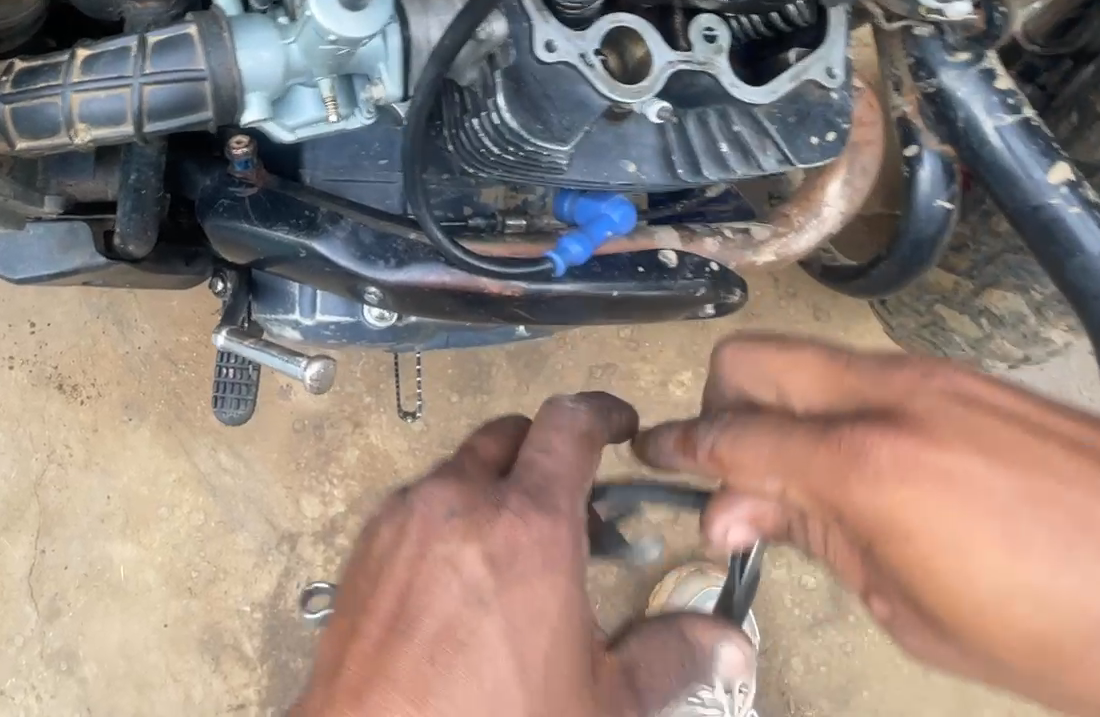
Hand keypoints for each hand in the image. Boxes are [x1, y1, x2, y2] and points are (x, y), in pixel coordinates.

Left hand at [293, 393, 754, 716]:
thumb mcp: (601, 703)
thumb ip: (667, 656)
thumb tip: (730, 637)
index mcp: (529, 523)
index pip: (567, 425)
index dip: (600, 412)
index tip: (620, 423)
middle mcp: (461, 498)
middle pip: (510, 434)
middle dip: (546, 451)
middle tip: (573, 503)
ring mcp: (407, 513)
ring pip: (460, 467)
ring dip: (495, 484)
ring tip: (515, 549)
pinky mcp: (369, 537)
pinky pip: (419, 499)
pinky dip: (450, 512)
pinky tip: (459, 573)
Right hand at [635, 334, 1099, 716]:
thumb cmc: (1083, 644)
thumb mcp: (920, 615)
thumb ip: (809, 541)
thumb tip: (728, 513)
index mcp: (864, 465)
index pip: (729, 437)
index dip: (680, 450)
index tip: (655, 460)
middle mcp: (883, 395)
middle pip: (748, 360)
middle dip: (719, 404)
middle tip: (737, 466)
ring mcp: (931, 374)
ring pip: (803, 357)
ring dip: (777, 403)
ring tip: (810, 475)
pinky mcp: (970, 375)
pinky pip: (863, 371)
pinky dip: (835, 405)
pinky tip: (879, 467)